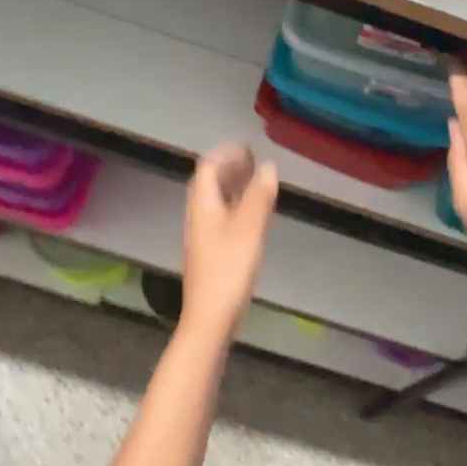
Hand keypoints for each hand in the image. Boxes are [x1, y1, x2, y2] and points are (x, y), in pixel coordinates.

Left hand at [182, 143, 278, 334]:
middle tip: (252, 161)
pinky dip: (234, 206)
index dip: (226, 155)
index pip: (208, 169)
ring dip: (231, 187)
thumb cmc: (228, 271)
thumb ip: (259, 198)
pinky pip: (219, 218)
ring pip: (213, 202)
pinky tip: (249, 217)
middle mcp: (198, 218)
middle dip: (228, 168)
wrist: (210, 317)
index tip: (248, 148)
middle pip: (208, 184)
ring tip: (254, 182)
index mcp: (203, 207)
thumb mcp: (249, 231)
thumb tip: (268, 166)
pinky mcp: (209, 254)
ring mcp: (202, 237)